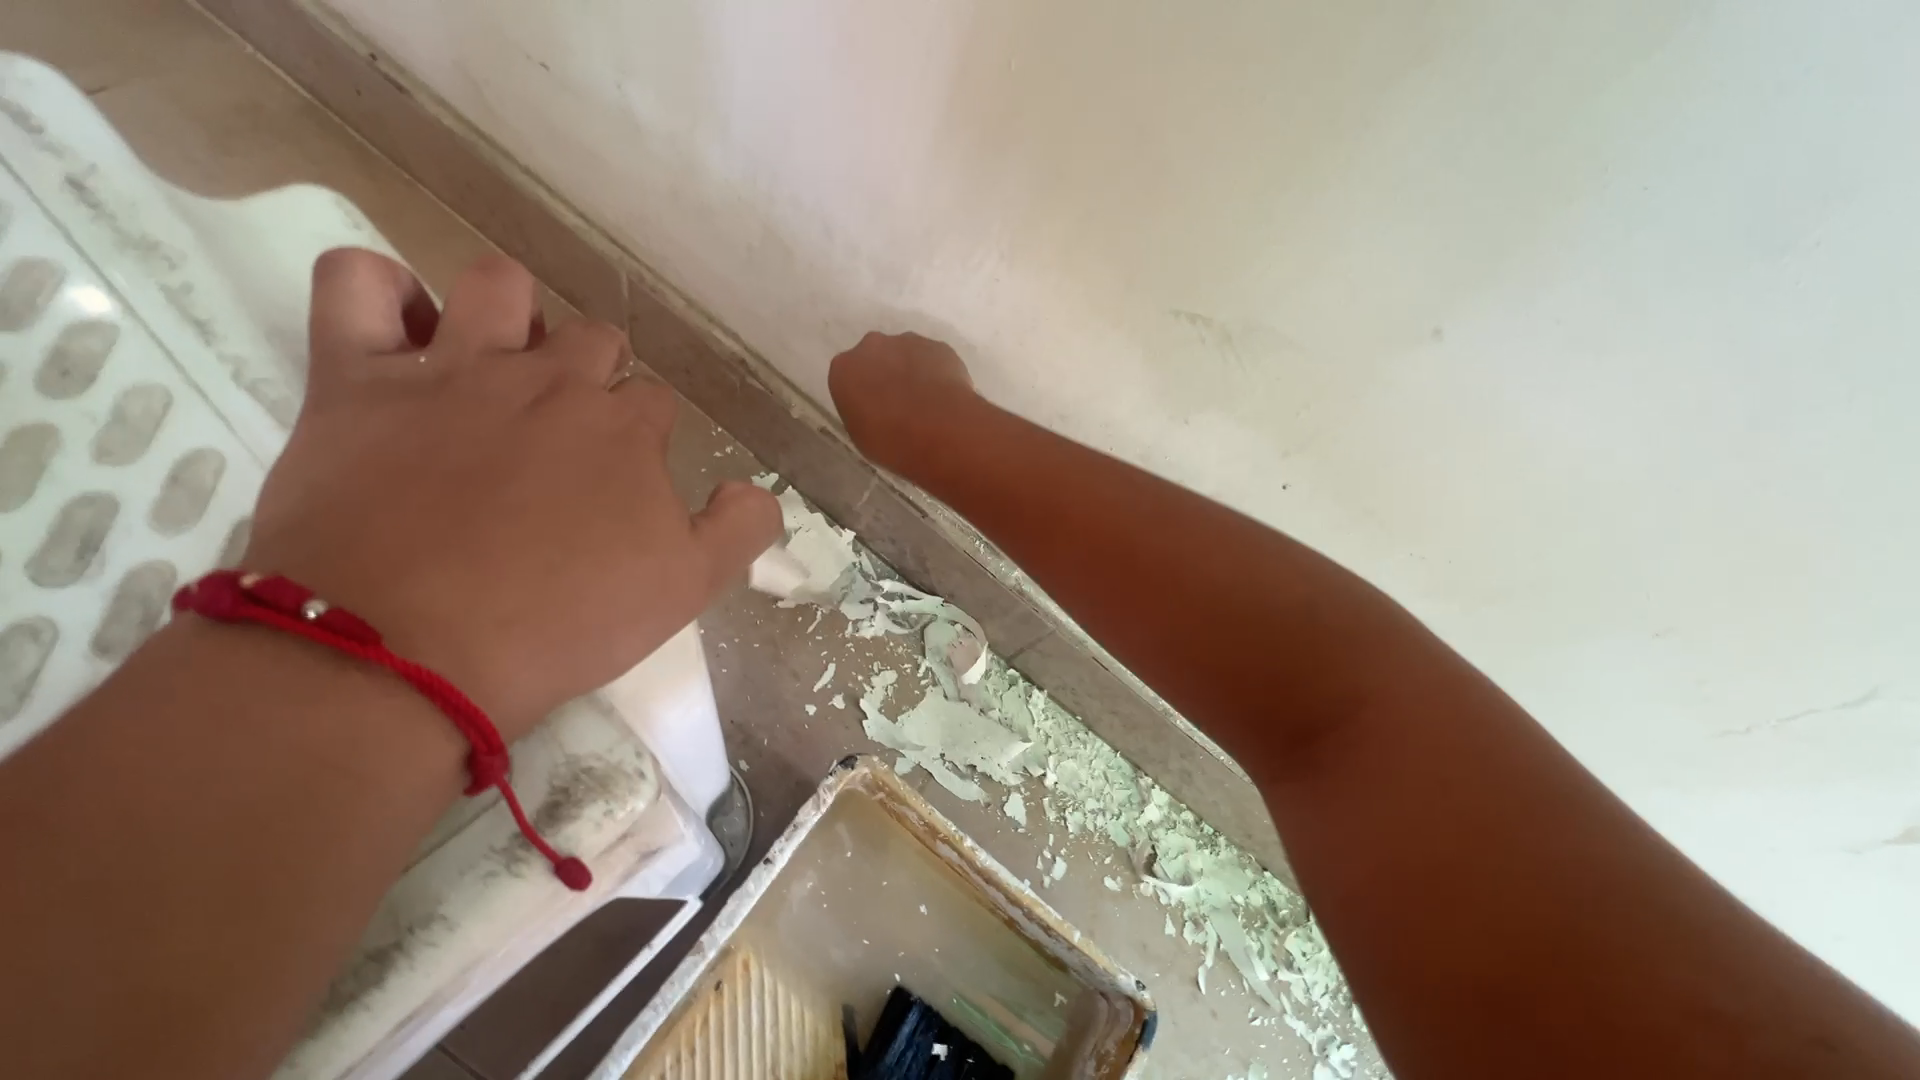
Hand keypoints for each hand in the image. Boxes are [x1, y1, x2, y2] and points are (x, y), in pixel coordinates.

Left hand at [246, 249, 780, 736]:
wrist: (408, 654)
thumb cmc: (559, 626)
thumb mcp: (686, 591)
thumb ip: (740, 530)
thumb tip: (752, 488)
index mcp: (625, 427)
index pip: (655, 403)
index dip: (645, 440)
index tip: (622, 488)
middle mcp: (548, 379)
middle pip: (592, 339)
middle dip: (596, 375)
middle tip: (569, 439)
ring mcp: (450, 371)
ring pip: (498, 285)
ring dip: (512, 313)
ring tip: (499, 365)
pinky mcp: (355, 379)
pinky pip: (356, 283)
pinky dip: (379, 289)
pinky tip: (403, 330)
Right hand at [827, 331, 977, 470]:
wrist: (940, 431)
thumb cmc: (891, 441)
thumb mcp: (861, 435)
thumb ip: (861, 412)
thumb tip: (874, 410)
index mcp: (844, 369)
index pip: (848, 377)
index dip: (862, 394)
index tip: (873, 412)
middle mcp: (872, 346)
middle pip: (875, 358)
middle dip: (885, 375)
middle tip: (900, 405)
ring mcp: (907, 342)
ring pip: (906, 354)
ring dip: (912, 372)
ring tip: (926, 403)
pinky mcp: (938, 346)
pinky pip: (934, 359)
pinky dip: (937, 374)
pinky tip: (945, 398)